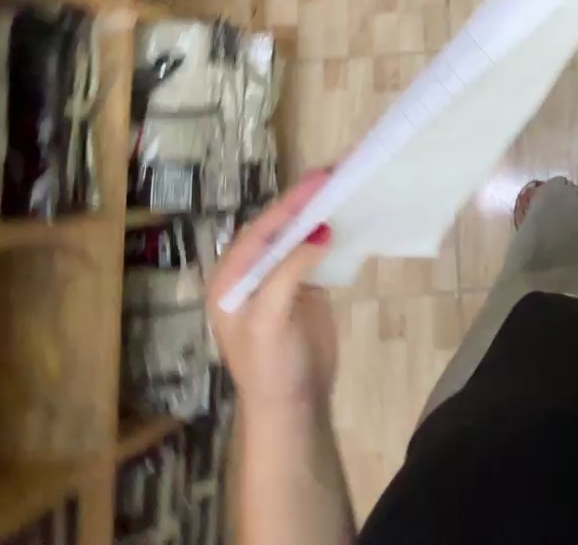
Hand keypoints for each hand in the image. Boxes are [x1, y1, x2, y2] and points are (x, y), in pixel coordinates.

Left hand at [207, 169, 337, 406]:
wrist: (293, 405)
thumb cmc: (271, 365)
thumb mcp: (270, 319)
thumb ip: (288, 272)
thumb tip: (320, 231)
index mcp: (230, 280)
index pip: (260, 230)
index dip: (288, 205)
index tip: (318, 181)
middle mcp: (251, 275)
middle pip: (278, 228)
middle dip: (303, 202)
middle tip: (333, 174)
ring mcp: (278, 281)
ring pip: (297, 236)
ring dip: (317, 212)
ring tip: (343, 186)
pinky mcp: (304, 289)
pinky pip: (314, 252)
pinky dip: (328, 233)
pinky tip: (347, 219)